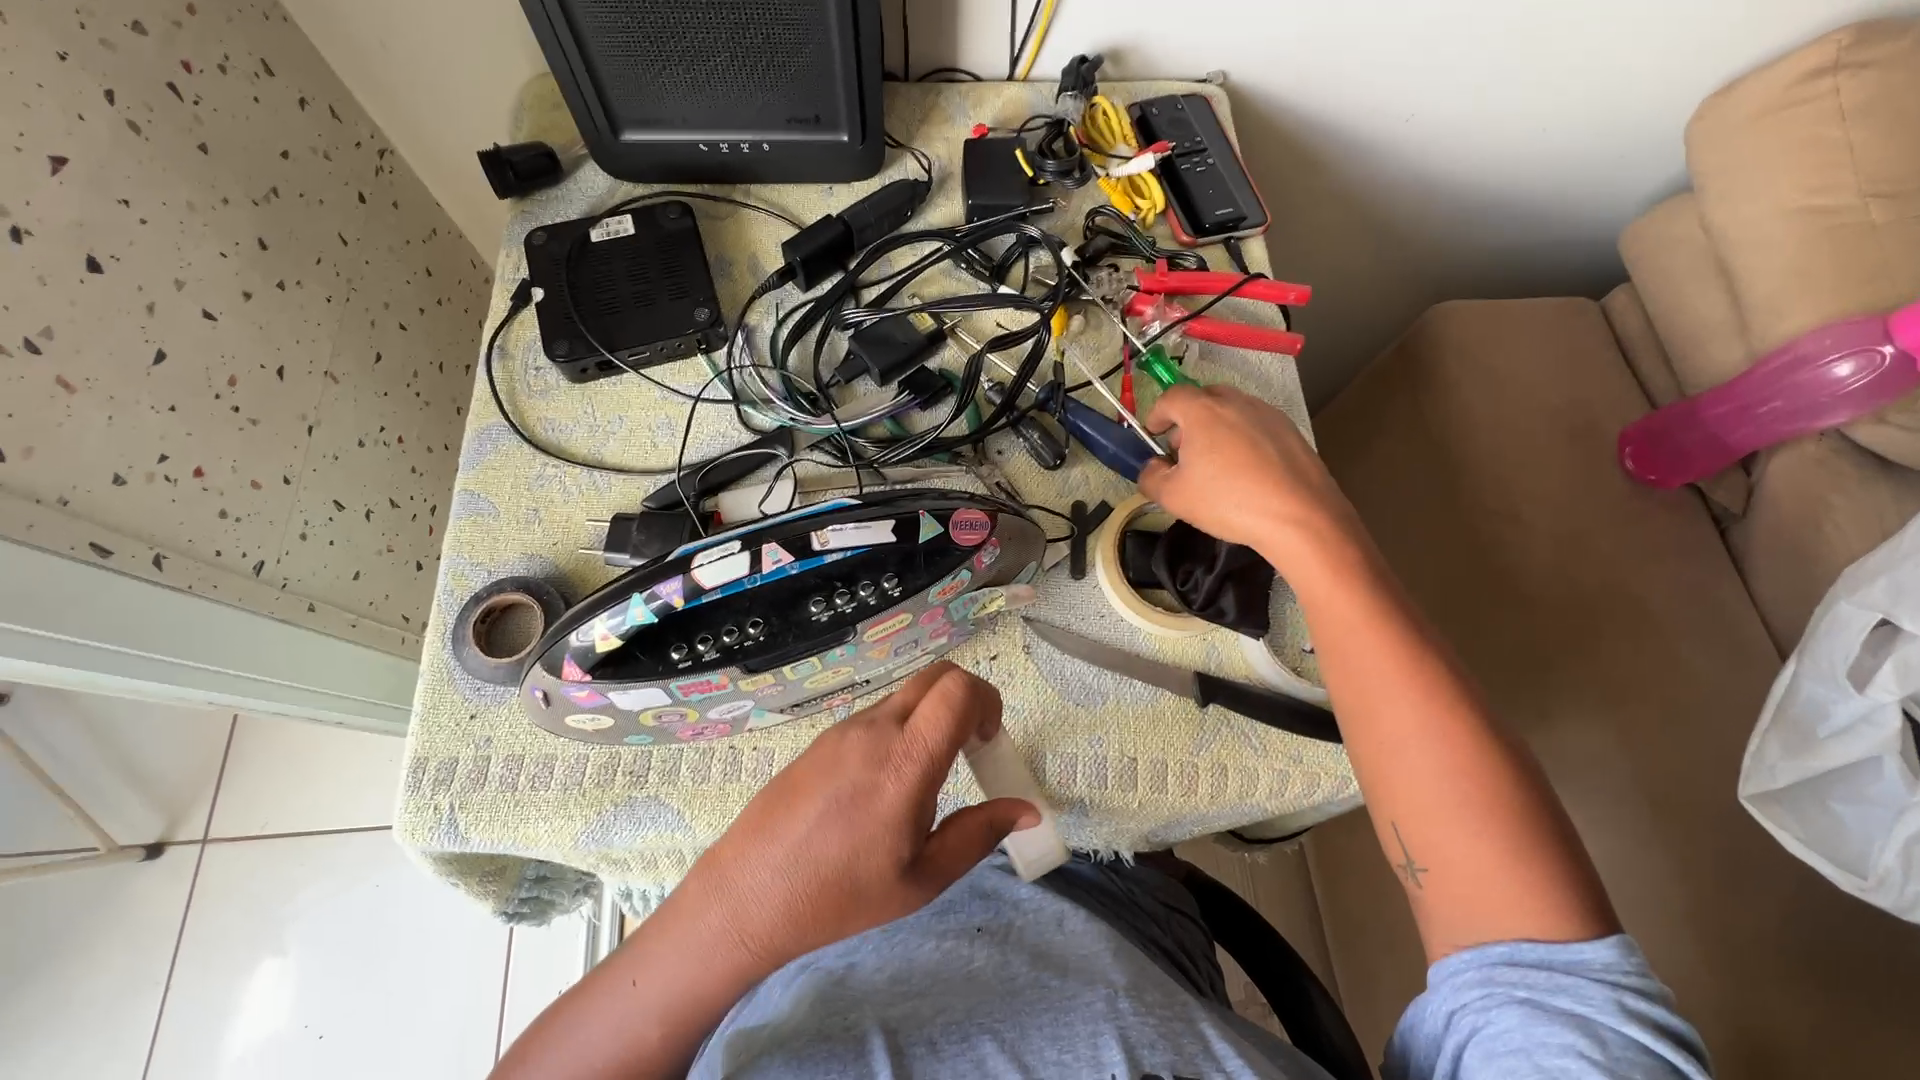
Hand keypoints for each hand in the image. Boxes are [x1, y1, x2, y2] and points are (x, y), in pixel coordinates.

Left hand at [665, 662, 1037, 973]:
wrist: (747, 895)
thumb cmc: (839, 896)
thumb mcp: (922, 879)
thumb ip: (979, 835)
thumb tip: (1026, 808)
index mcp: (905, 761)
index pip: (959, 690)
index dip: (988, 703)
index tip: (989, 744)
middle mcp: (875, 730)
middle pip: (937, 676)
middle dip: (968, 700)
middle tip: (971, 749)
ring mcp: (843, 730)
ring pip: (906, 695)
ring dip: (932, 717)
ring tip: (928, 777)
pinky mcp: (822, 740)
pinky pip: (876, 715)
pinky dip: (901, 729)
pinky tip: (886, 785)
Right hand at [1139, 384, 1365, 565]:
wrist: (1299, 515)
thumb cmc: (1228, 501)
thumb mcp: (1173, 497)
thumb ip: (1150, 477)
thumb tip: (1152, 468)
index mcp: (1203, 411)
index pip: (1171, 397)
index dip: (1157, 414)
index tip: (1153, 434)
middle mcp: (1236, 402)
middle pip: (1204, 399)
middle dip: (1188, 420)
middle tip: (1184, 451)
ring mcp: (1267, 414)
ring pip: (1233, 411)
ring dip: (1218, 429)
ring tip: (1217, 464)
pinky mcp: (1291, 431)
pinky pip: (1257, 427)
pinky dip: (1244, 439)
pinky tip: (1248, 472)